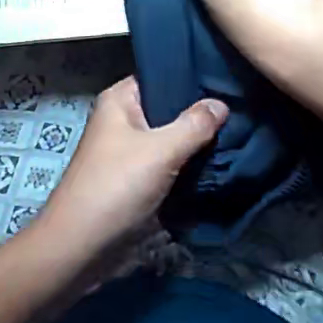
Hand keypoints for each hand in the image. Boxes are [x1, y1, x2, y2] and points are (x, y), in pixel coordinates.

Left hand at [32, 77, 227, 255]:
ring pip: (171, 138)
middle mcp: (124, 119)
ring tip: (239, 133)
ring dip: (197, 142)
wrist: (80, 247)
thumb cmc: (116, 187)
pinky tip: (219, 161)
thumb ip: (194, 124)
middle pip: (170, 108)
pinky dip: (189, 164)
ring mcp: (130, 150)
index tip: (229, 80)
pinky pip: (169, 163)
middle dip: (201, 113)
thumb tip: (222, 103)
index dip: (193, 77)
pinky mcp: (137, 178)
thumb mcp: (161, 150)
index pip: (162, 74)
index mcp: (120, 100)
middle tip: (241, 108)